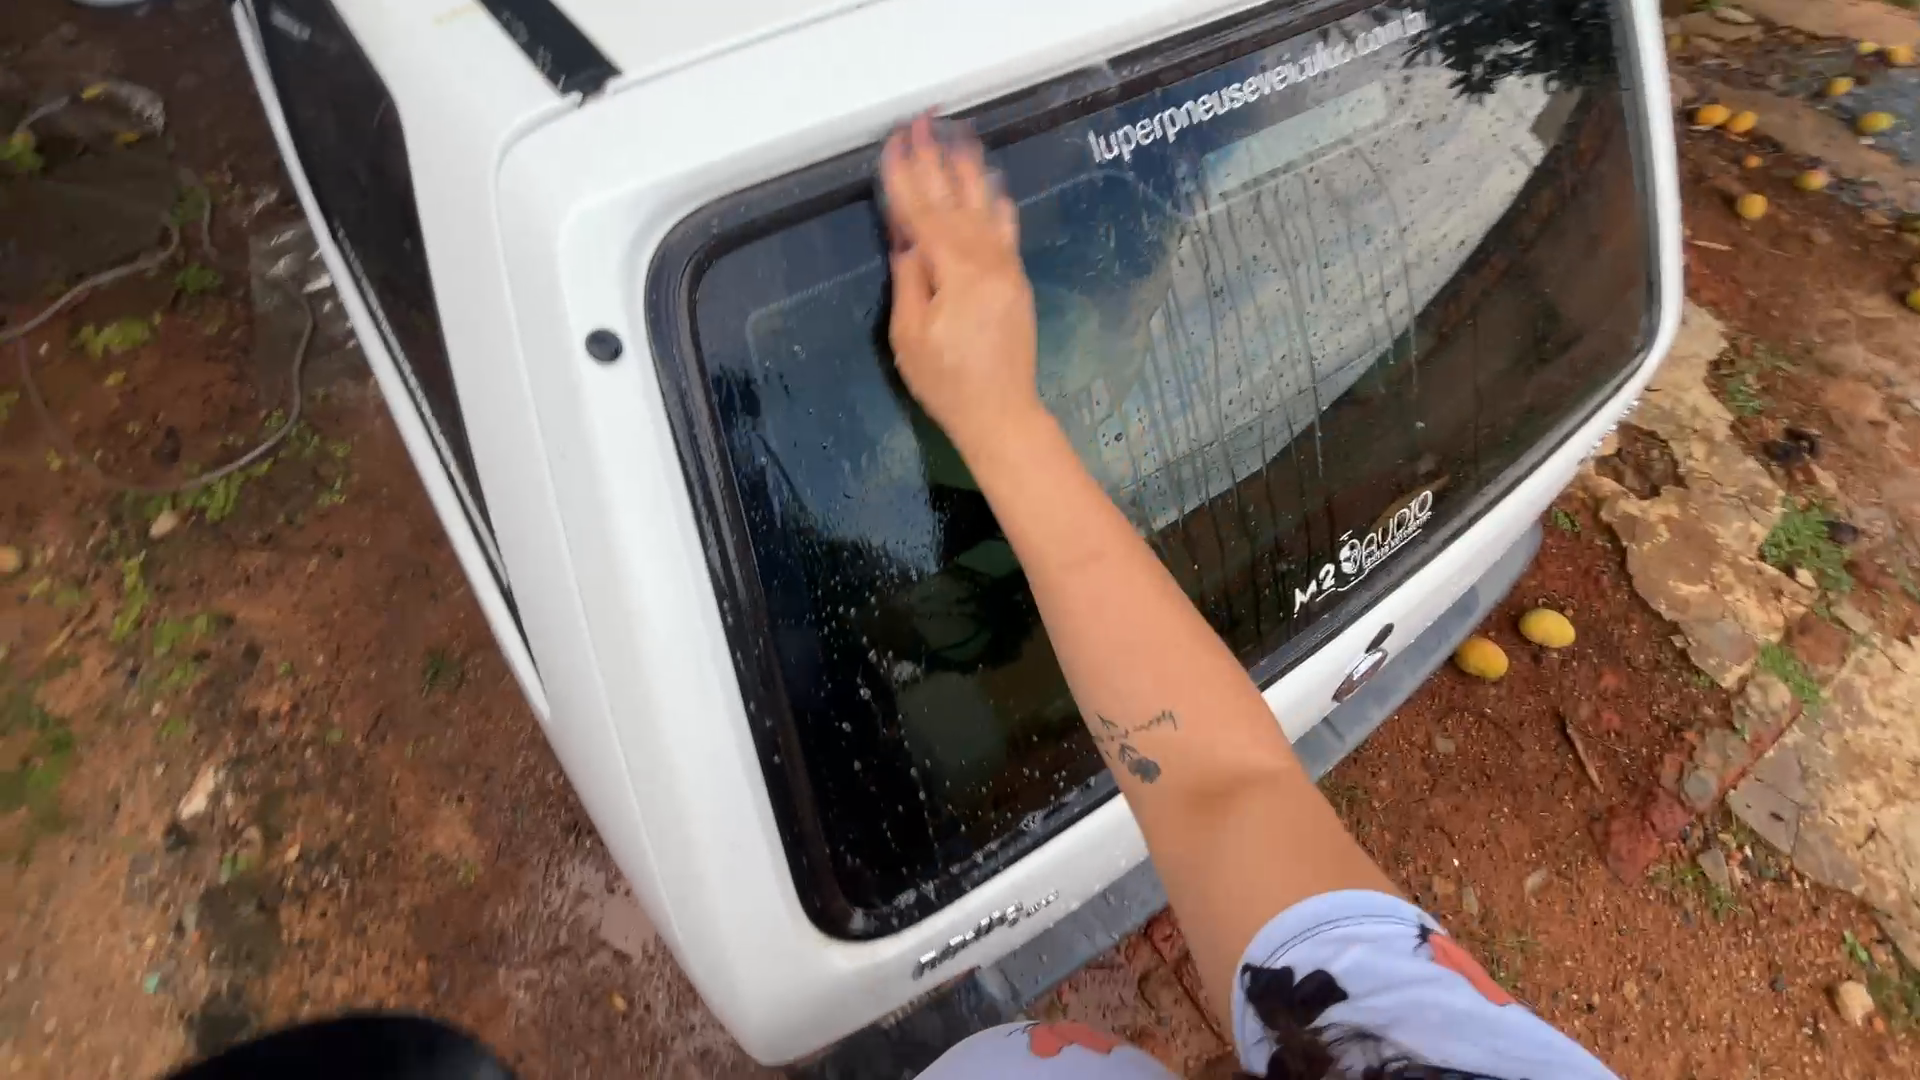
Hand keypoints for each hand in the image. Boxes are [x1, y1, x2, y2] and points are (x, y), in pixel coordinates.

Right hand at [880, 115, 1043, 453]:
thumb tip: (908, 241)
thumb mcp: (910, 338)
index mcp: (956, 274)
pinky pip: (1006, 231)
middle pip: (955, 203)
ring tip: (958, 137)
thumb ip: (909, 282)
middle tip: (921, 125)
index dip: (905, 180)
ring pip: (985, 210)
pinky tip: (993, 186)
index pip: (923, 215)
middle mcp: (987, 262)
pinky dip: (997, 204)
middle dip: (935, 163)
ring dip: (969, 172)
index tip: (893, 147)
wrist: (1001, 413)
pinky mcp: (1016, 282)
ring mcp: (1007, 270)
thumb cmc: (948, 384)